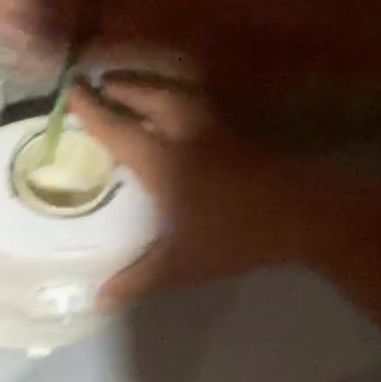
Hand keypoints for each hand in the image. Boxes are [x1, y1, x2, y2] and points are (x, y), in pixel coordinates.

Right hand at [70, 69, 380, 304]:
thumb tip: (98, 300)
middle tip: (101, 81)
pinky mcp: (239, 136)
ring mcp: (217, 132)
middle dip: (125, 86)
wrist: (309, 217)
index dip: (93, 110)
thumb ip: (137, 279)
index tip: (71, 90)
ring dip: (154, 85)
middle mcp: (188, 137)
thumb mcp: (180, 265)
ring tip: (135, 86)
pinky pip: (200, 105)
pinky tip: (177, 109)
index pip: (120, 129)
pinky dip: (181, 99)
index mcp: (165, 163)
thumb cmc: (236, 237)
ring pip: (181, 94)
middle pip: (152, 97)